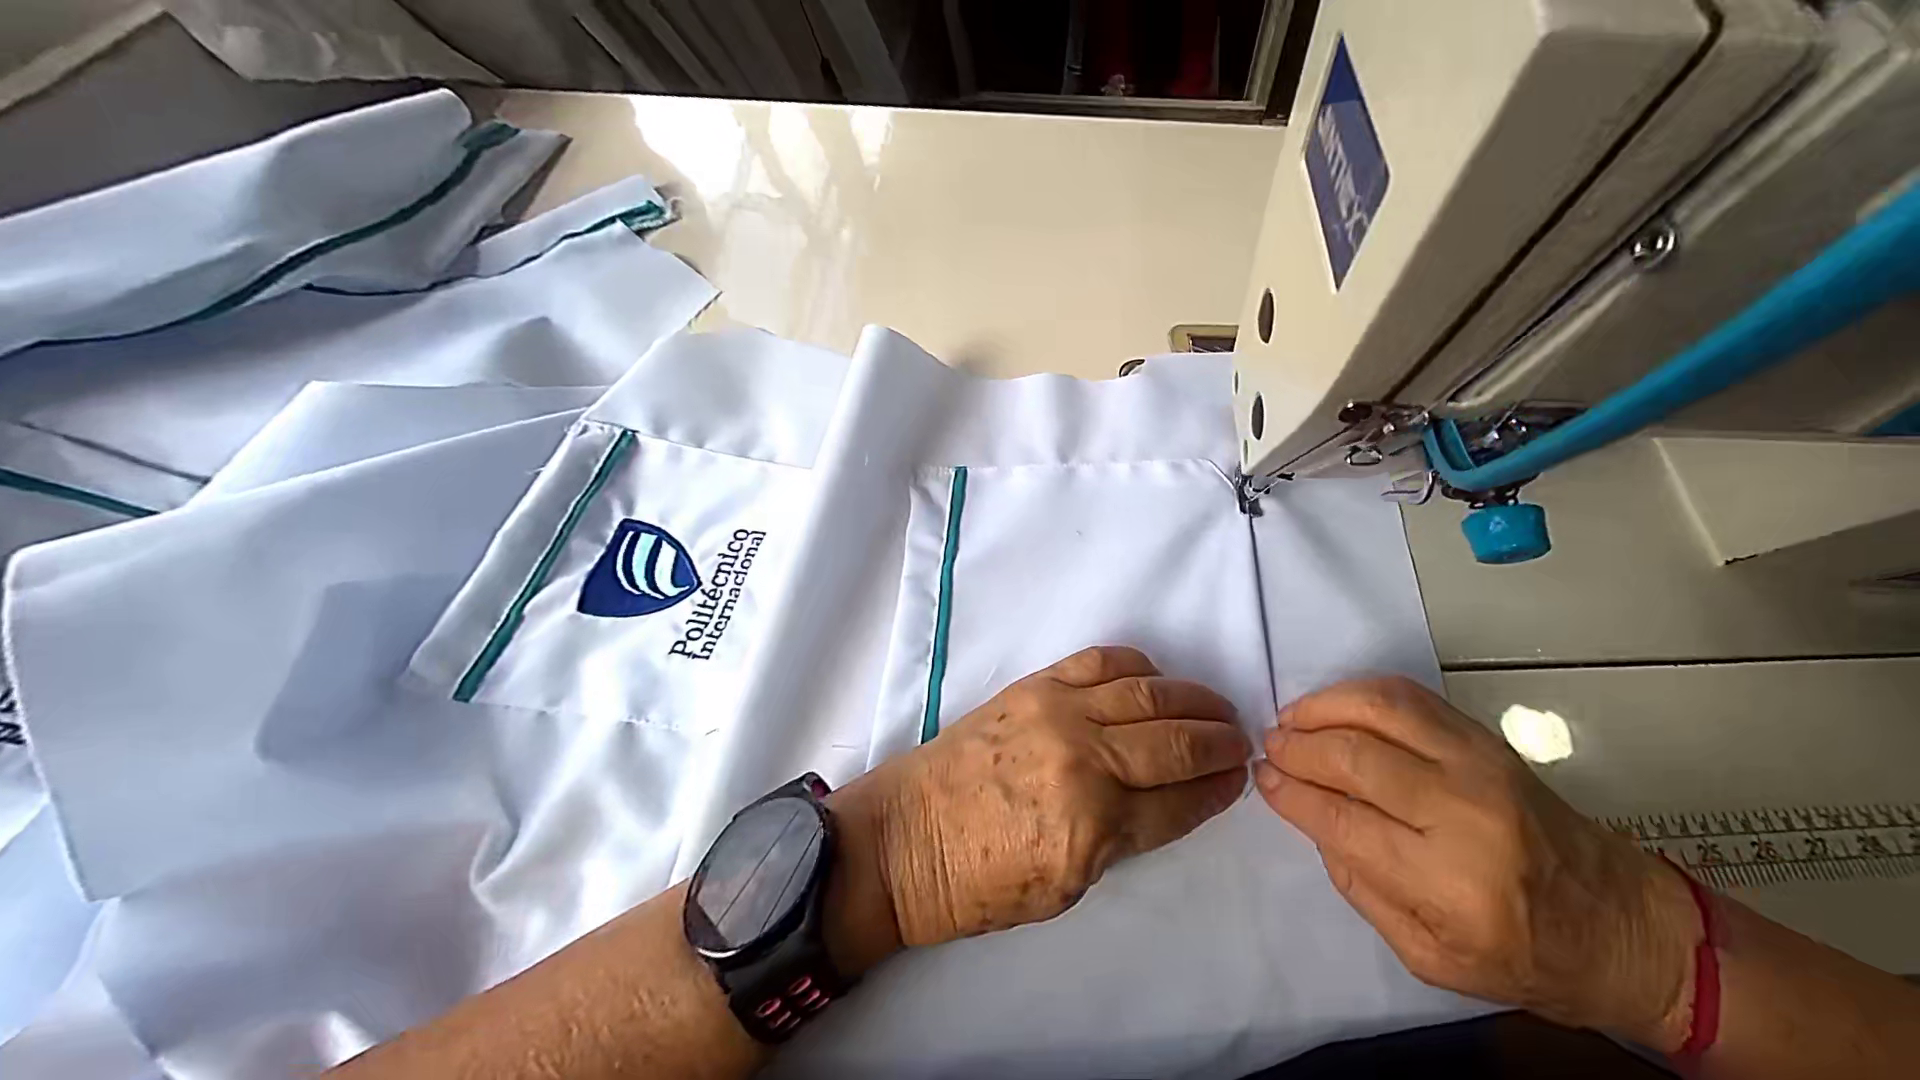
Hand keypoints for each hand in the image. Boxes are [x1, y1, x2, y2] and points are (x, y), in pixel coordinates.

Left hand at [832, 646, 1249, 957]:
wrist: (908, 836)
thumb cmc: (982, 881)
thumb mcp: (1066, 888)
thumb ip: (1121, 839)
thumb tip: (1166, 800)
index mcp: (1094, 827)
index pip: (1181, 802)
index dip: (1217, 790)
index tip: (1239, 778)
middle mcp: (1083, 759)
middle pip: (1175, 742)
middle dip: (1219, 741)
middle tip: (1240, 740)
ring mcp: (1056, 713)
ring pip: (1146, 694)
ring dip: (1191, 699)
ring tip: (1213, 707)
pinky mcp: (1032, 686)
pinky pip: (1098, 662)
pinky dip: (1135, 665)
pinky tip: (1153, 677)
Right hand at [1252, 677, 1700, 1049]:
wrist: (1625, 927)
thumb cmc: (1524, 956)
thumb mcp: (1428, 955)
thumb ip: (1357, 884)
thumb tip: (1311, 813)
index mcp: (1450, 885)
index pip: (1341, 818)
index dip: (1290, 792)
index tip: (1263, 777)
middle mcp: (1468, 816)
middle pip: (1354, 757)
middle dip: (1297, 747)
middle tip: (1271, 748)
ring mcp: (1483, 768)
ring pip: (1380, 709)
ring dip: (1321, 707)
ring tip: (1292, 719)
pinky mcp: (1490, 743)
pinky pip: (1411, 697)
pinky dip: (1360, 692)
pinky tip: (1334, 707)